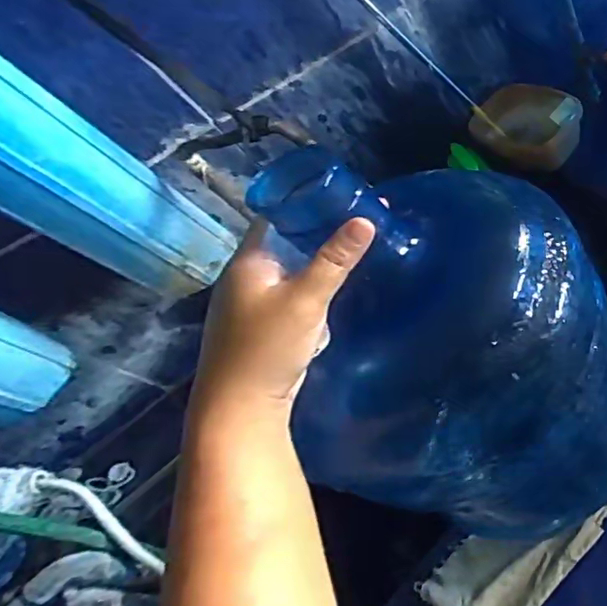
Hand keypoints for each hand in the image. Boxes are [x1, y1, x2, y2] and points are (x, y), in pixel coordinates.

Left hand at [195, 216, 375, 406]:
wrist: (240, 410)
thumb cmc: (267, 347)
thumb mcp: (307, 299)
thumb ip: (336, 259)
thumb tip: (366, 219)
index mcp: (247, 261)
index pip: (276, 216)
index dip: (307, 203)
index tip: (344, 195)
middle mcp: (246, 277)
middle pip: (286, 242)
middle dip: (321, 231)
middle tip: (361, 218)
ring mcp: (253, 303)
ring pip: (292, 269)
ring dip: (320, 259)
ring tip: (357, 246)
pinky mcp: (265, 325)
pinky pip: (294, 292)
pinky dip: (315, 285)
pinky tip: (338, 286)